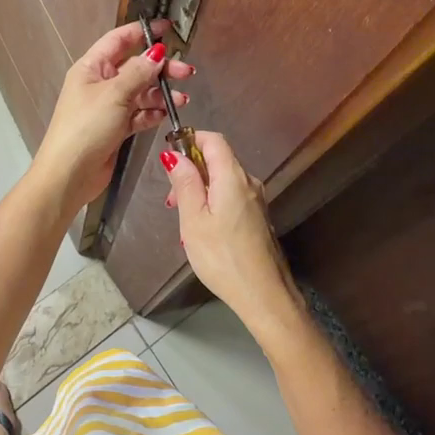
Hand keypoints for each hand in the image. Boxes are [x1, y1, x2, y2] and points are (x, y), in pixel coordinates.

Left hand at [34, 22, 193, 209]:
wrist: (69, 174)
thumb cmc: (86, 127)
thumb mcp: (114, 94)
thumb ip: (138, 72)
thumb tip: (157, 52)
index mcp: (92, 67)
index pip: (119, 40)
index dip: (142, 32)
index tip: (167, 28)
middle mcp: (101, 83)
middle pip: (136, 67)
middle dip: (161, 68)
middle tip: (186, 72)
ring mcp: (109, 106)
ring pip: (141, 92)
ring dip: (161, 93)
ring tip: (180, 100)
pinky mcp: (117, 128)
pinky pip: (140, 113)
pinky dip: (153, 112)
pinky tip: (166, 114)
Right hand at [164, 132, 302, 333]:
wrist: (264, 295)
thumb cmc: (222, 257)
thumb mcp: (194, 220)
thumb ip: (185, 183)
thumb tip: (176, 153)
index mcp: (233, 177)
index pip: (214, 140)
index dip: (191, 139)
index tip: (171, 156)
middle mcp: (249, 182)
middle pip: (218, 160)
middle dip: (191, 170)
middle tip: (172, 200)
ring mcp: (257, 201)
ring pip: (223, 181)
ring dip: (200, 191)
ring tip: (184, 221)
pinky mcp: (258, 218)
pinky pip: (231, 198)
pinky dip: (213, 204)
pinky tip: (202, 231)